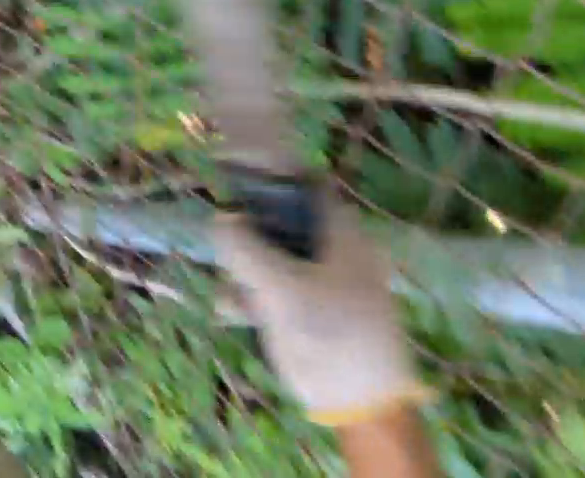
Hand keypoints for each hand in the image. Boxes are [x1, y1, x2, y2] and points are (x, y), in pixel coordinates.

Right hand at [212, 201, 425, 425]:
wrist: (363, 408)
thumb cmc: (328, 335)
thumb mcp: (278, 287)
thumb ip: (243, 247)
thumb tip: (221, 218)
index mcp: (342, 233)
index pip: (304, 182)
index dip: (268, 176)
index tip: (233, 183)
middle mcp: (337, 249)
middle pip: (282, 220)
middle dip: (247, 235)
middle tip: (226, 253)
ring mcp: (328, 280)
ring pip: (275, 255)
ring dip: (245, 271)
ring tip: (227, 296)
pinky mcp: (317, 309)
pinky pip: (279, 286)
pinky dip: (255, 295)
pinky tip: (232, 312)